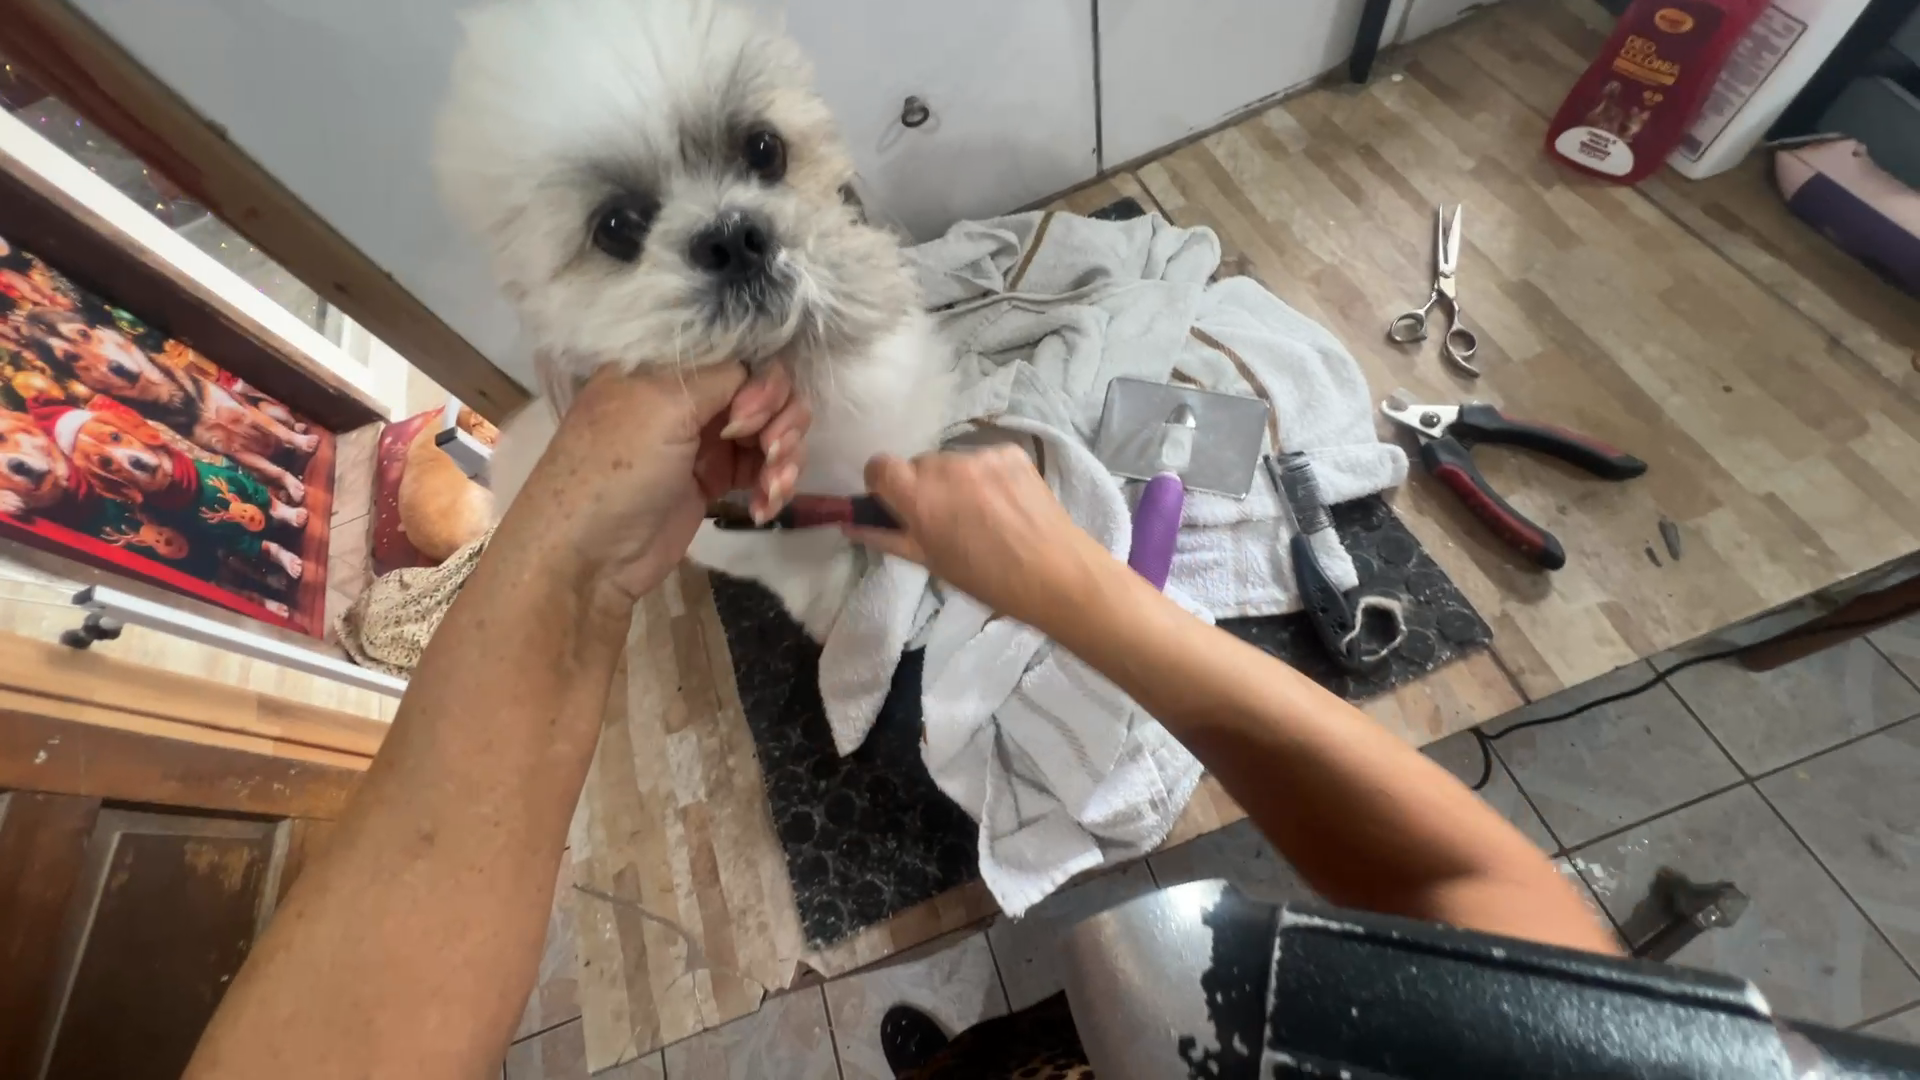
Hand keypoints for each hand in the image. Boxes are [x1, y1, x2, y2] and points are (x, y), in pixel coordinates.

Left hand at [500, 360, 808, 620]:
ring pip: (773, 434)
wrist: (591, 555)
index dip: (763, 385)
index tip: (748, 420)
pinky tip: (764, 508)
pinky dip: (774, 487)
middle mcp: (692, 398)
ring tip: (774, 490)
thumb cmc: (617, 470)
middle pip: (768, 395)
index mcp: (670, 368)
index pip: (744, 357)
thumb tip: (763, 377)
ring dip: (785, 460)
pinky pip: (764, 470)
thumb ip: (723, 377)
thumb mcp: (664, 404)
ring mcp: (706, 440)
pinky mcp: (718, 479)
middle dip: (783, 424)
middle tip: (773, 454)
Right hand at [847, 445, 1115, 628]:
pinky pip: (982, 458)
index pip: (878, 466)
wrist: (1056, 573)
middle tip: (946, 519)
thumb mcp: (931, 563)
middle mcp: (945, 467)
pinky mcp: (1010, 452)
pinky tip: (1004, 504)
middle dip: (923, 486)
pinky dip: (986, 476)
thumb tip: (849, 525)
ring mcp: (980, 456)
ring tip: (982, 514)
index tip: (897, 504)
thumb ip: (886, 538)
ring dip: (956, 481)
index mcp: (919, 497)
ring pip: (951, 462)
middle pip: (917, 464)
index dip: (882, 484)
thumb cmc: (988, 579)